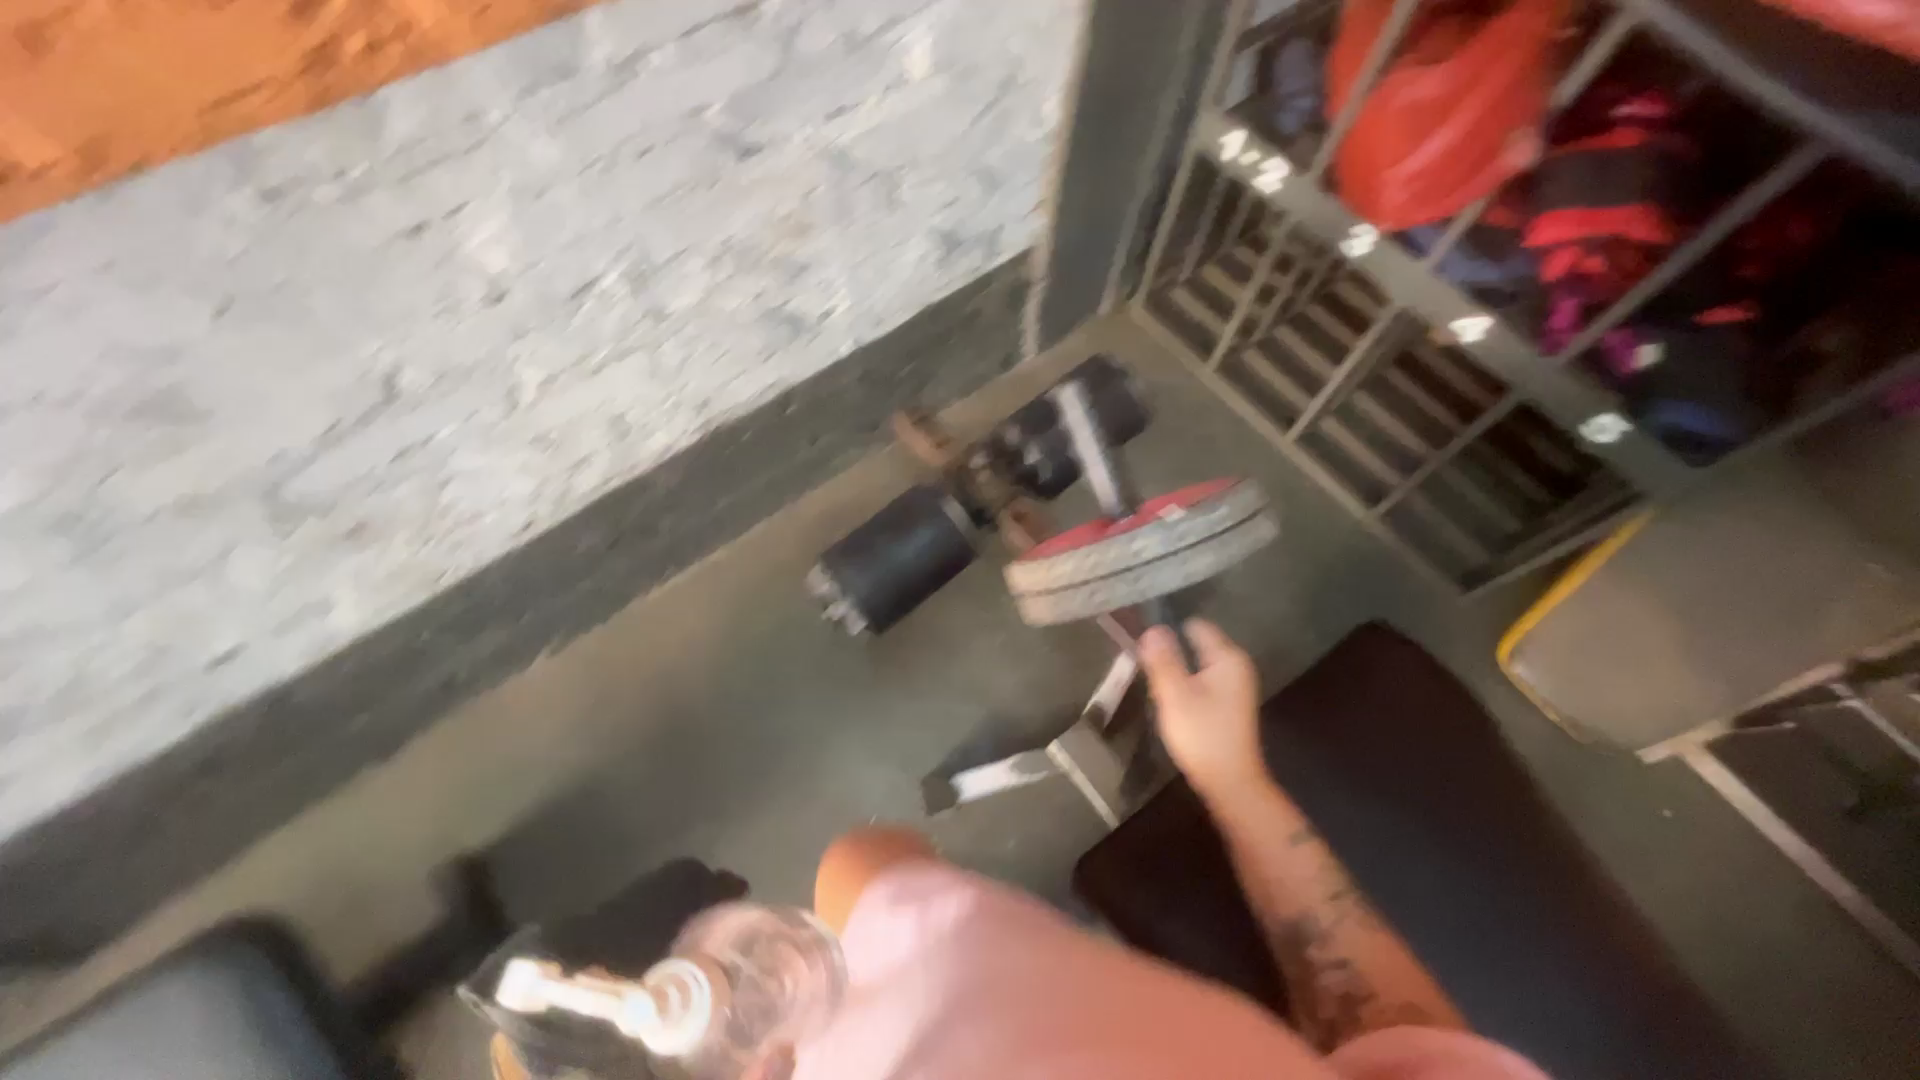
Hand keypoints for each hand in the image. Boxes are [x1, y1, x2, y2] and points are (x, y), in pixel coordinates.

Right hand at [1137, 619, 1267, 798]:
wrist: (1230, 782)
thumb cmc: (1203, 735)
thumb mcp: (1175, 695)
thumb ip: (1162, 660)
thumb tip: (1151, 629)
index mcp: (1227, 658)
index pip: (1196, 626)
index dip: (1168, 628)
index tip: (1142, 640)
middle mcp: (1236, 666)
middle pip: (1196, 644)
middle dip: (1170, 651)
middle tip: (1142, 664)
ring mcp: (1234, 686)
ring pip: (1197, 664)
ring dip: (1176, 670)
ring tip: (1152, 680)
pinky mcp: (1228, 704)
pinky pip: (1202, 681)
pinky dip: (1185, 685)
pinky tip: (1170, 700)